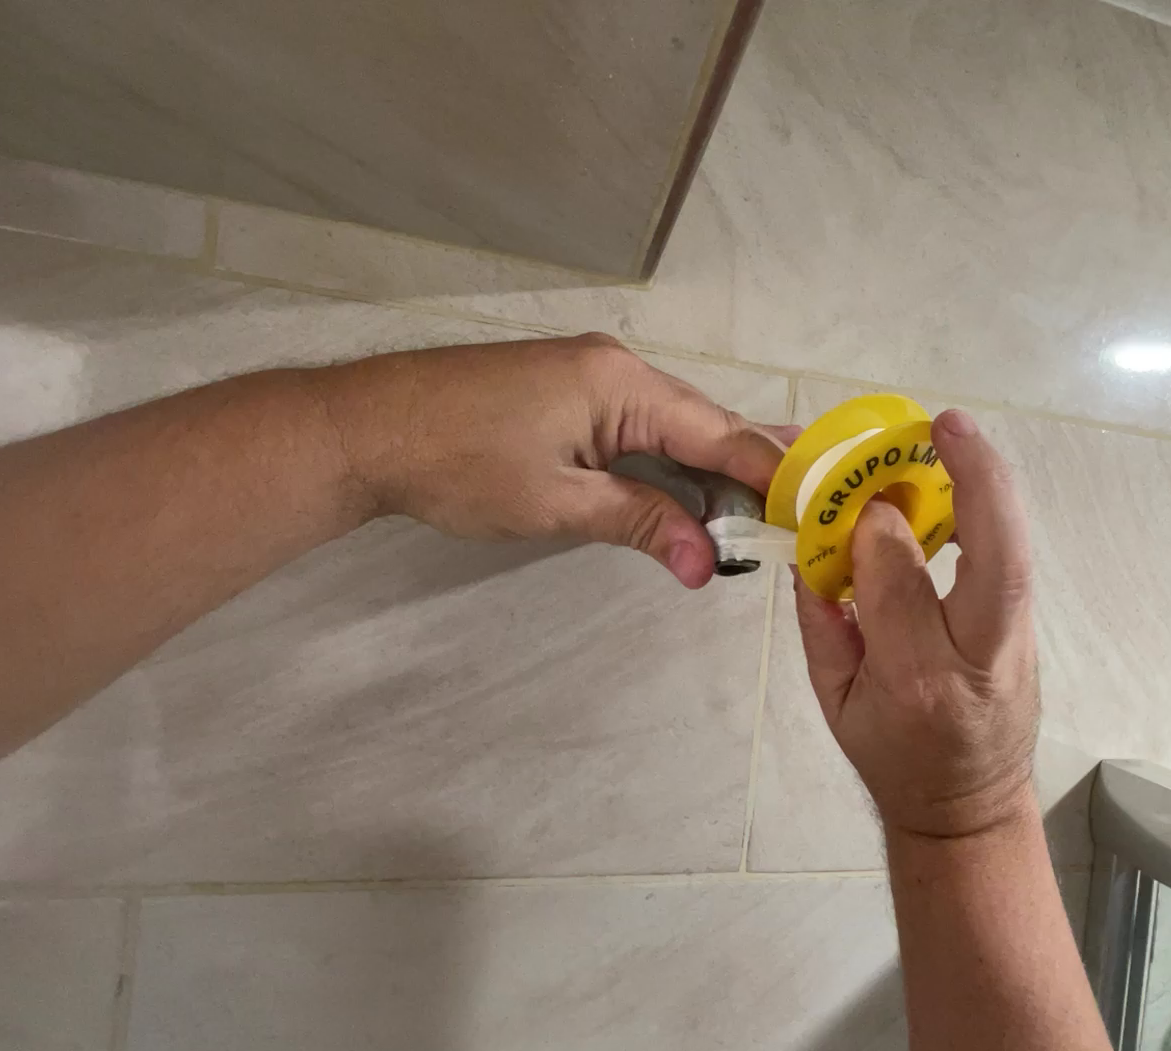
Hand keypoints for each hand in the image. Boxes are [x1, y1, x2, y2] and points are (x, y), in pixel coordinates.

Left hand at [306, 333, 787, 587]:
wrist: (363, 429)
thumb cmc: (457, 464)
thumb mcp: (557, 502)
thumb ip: (640, 522)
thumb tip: (704, 564)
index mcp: (620, 383)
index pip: (715, 431)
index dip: (765, 470)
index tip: (807, 503)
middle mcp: (615, 367)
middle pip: (701, 421)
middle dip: (747, 465)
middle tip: (803, 496)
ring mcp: (589, 373)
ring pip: (672, 423)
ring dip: (712, 461)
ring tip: (770, 486)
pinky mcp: (567, 390)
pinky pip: (640, 424)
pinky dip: (672, 455)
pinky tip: (697, 473)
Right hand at [795, 408, 1039, 839]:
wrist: (968, 808)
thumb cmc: (890, 758)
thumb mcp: (833, 703)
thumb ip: (821, 625)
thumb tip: (817, 547)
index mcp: (915, 684)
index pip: (899, 589)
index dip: (876, 534)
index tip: (856, 501)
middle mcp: (977, 662)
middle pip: (994, 564)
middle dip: (976, 485)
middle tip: (946, 426)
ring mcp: (1017, 648)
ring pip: (1017, 555)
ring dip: (991, 486)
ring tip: (957, 435)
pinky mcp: (1031, 634)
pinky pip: (1013, 561)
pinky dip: (992, 511)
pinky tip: (968, 479)